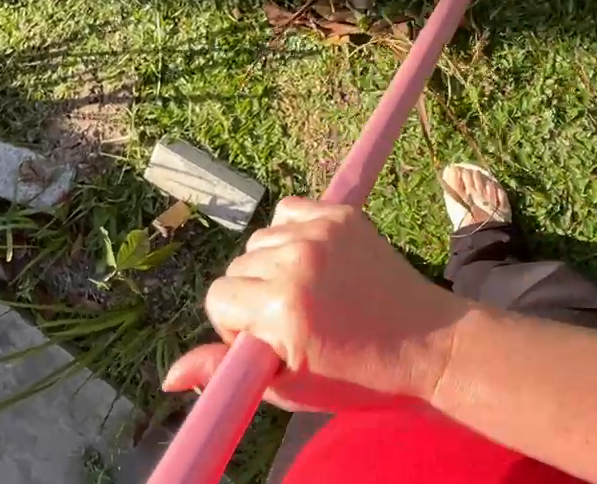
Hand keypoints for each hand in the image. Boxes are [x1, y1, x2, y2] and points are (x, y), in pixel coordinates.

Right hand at [160, 198, 472, 412]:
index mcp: (280, 309)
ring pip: (261, 239)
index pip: (218, 298)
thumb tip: (169, 376)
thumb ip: (224, 372)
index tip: (268, 338)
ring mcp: (319, 233)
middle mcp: (295, 263)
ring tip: (310, 289)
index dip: (236, 324)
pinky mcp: (338, 214)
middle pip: (237, 267)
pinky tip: (316, 258)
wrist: (427, 342)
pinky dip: (292, 230)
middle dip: (253, 293)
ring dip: (273, 262)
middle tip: (293, 318)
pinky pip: (288, 210)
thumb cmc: (356, 375)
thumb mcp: (288, 387)